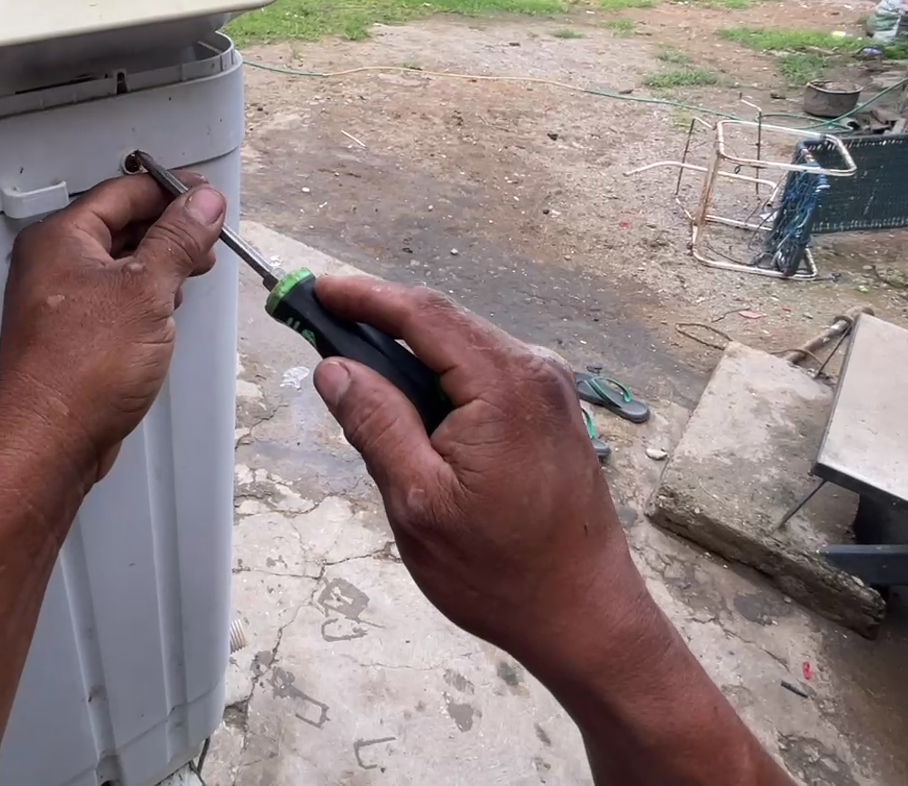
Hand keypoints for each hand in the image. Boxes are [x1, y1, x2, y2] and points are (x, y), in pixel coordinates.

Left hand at [0, 172, 226, 483]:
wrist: (49, 442)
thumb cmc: (81, 370)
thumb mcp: (146, 291)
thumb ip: (177, 240)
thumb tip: (202, 204)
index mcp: (61, 238)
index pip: (123, 191)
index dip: (170, 189)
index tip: (206, 196)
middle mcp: (53, 262)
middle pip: (120, 222)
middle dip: (169, 226)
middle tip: (207, 233)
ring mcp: (60, 298)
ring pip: (120, 259)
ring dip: (161, 259)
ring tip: (194, 265)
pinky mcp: (71, 331)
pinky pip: (115, 292)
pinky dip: (146, 290)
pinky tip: (168, 303)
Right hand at [310, 277, 655, 671]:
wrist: (588, 620)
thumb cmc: (503, 572)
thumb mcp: (418, 502)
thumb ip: (375, 424)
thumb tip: (335, 368)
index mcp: (505, 385)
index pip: (422, 314)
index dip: (364, 295)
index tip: (319, 288)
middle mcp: (534, 370)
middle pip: (442, 321)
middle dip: (380, 317)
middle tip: (324, 323)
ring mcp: (548, 387)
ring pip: (460, 344)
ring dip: (407, 348)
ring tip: (356, 366)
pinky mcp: (548, 408)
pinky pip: (479, 368)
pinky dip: (436, 371)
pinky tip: (408, 397)